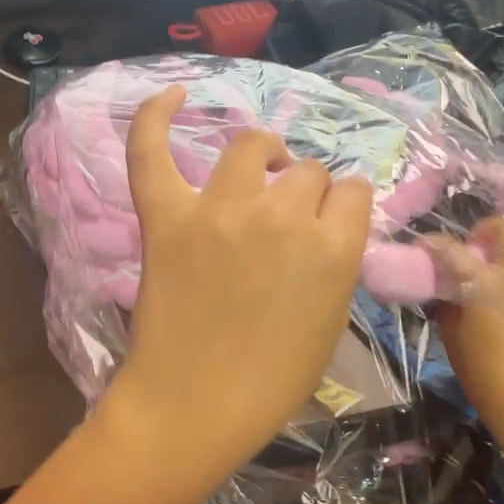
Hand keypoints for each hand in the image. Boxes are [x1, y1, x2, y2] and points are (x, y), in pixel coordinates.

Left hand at [102, 85, 373, 479]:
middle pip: (307, 171)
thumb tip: (324, 231)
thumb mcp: (331, 325)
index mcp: (334, 248)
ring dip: (263, 155)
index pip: (352, 192)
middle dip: (305, 193)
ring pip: (251, 145)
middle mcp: (282, 216)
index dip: (343, 210)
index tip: (331, 228)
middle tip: (288, 225)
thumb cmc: (271, 384)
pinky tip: (173, 96)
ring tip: (259, 171)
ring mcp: (220, 211)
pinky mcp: (167, 217)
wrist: (194, 408)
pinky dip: (155, 116)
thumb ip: (335, 266)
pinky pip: (152, 150)